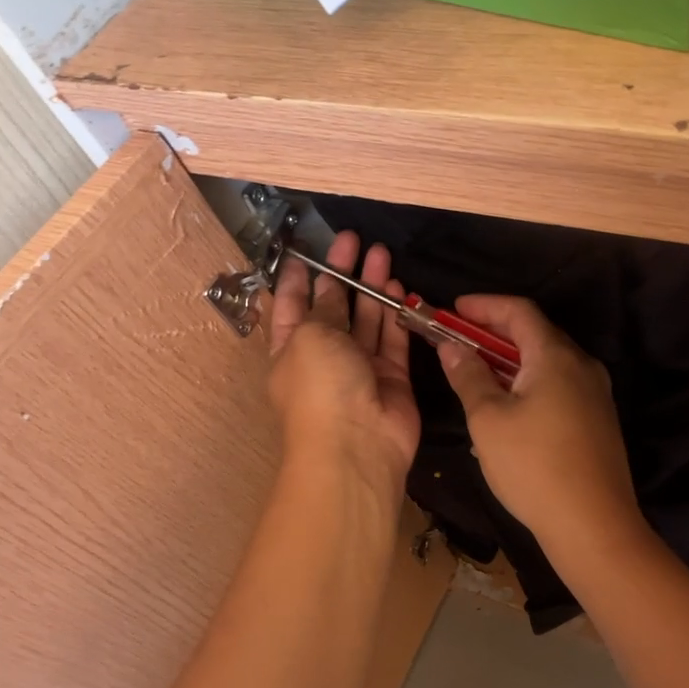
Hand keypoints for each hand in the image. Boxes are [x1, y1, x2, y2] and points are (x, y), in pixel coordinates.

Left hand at [267, 231, 420, 481]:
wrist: (357, 448)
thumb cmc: (320, 387)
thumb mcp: (310, 337)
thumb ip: (325, 308)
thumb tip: (332, 288)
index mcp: (290, 350)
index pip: (290, 306)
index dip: (295, 278)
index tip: (303, 250)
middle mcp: (324, 358)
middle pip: (333, 308)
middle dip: (341, 274)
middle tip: (352, 239)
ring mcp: (360, 368)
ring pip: (366, 320)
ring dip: (371, 286)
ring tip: (380, 252)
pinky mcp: (393, 378)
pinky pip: (393, 339)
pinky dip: (395, 314)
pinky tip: (398, 286)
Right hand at [434, 296, 644, 553]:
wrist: (594, 525)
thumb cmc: (534, 466)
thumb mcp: (489, 419)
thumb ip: (469, 376)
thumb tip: (452, 346)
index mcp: (556, 355)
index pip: (519, 311)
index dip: (483, 306)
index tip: (451, 310)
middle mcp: (582, 365)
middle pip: (535, 333)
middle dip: (493, 333)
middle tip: (456, 341)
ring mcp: (595, 394)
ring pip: (547, 362)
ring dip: (509, 361)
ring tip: (474, 374)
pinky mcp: (597, 420)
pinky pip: (558, 386)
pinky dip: (528, 383)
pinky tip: (506, 408)